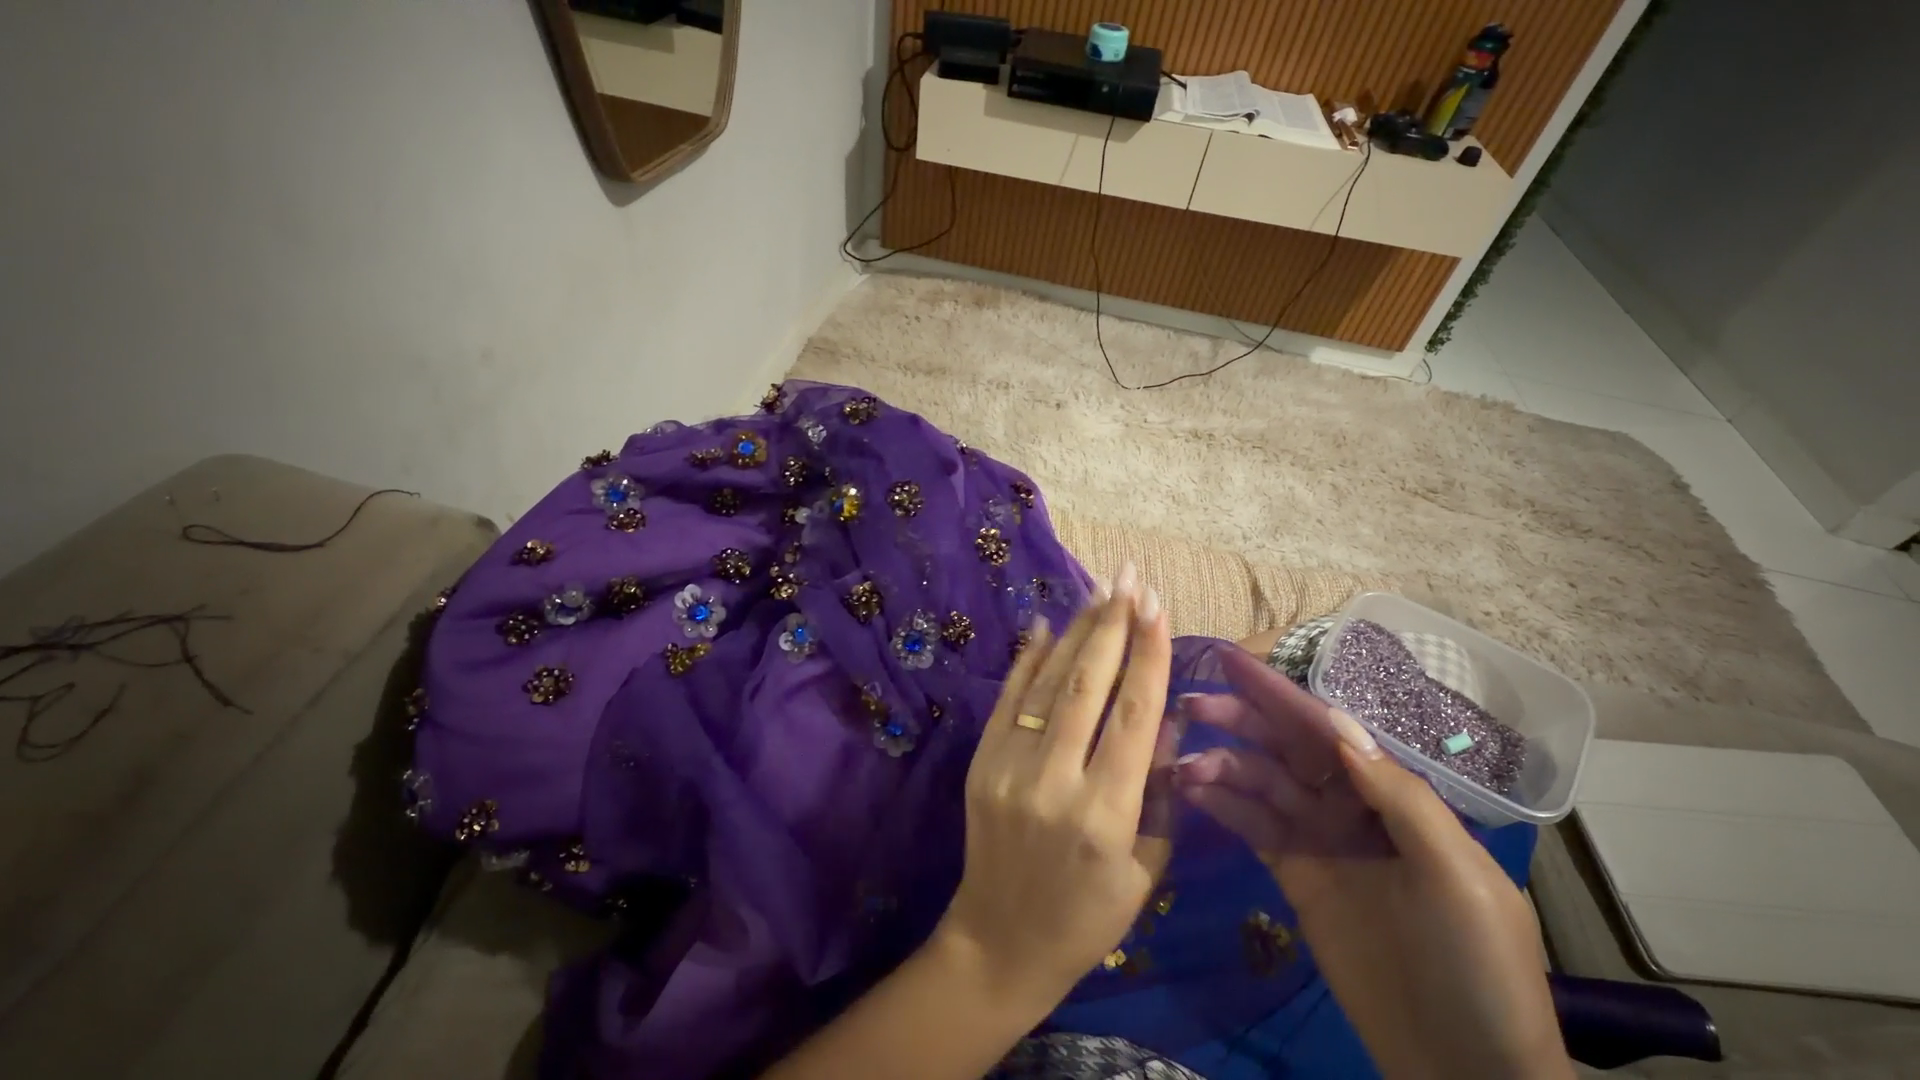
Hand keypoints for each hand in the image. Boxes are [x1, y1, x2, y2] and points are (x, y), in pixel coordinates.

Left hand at [935, 566, 1175, 1007]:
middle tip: (1130, 577)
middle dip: (1113, 624)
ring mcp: (1008, 770)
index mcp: (1107, 813)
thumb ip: (1160, 790)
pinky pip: (1008, 701)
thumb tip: (1166, 715)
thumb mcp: (1147, 867)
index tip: (1157, 605)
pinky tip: (1045, 625)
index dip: (1147, 654)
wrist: (1001, 943)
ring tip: (1100, 590)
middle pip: (1088, 686)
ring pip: (1048, 686)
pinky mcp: (980, 766)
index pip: (1134, 715)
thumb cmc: (1089, 917)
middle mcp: (1055, 782)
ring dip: (1076, 633)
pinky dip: (1028, 661)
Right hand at [1176, 647, 1572, 1079]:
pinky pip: (1254, 830)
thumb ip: (1397, 796)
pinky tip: (1189, 791)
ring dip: (1222, 766)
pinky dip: (1223, 807)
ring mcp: (1322, 843)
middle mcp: (1354, 808)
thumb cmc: (1478, 963)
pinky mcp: (1296, 879)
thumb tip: (1337, 724)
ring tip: (1178, 762)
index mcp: (1396, 796)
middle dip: (1241, 722)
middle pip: (1288, 751)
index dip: (1282, 696)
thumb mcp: (1455, 874)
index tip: (1232, 662)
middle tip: (1189, 705)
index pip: (1330, 732)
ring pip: (1263, 786)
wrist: (1464, 1063)